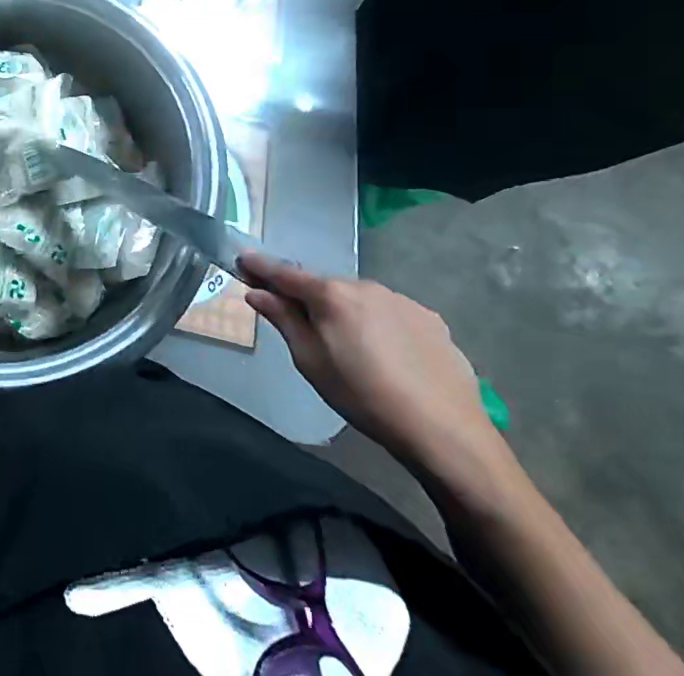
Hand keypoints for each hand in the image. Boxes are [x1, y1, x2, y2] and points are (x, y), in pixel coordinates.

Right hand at [240, 254, 503, 473]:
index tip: (243, 257)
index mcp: (331, 295)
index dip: (261, 267)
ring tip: (351, 350)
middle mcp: (366, 286)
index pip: (286, 274)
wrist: (441, 426)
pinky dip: (378, 325)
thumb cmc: (361, 395)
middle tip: (299, 324)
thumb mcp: (310, 361)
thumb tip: (257, 293)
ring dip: (346, 313)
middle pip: (325, 287)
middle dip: (308, 298)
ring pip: (359, 300)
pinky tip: (387, 357)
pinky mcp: (430, 318)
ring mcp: (402, 300)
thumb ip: (284, 320)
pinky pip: (390, 314)